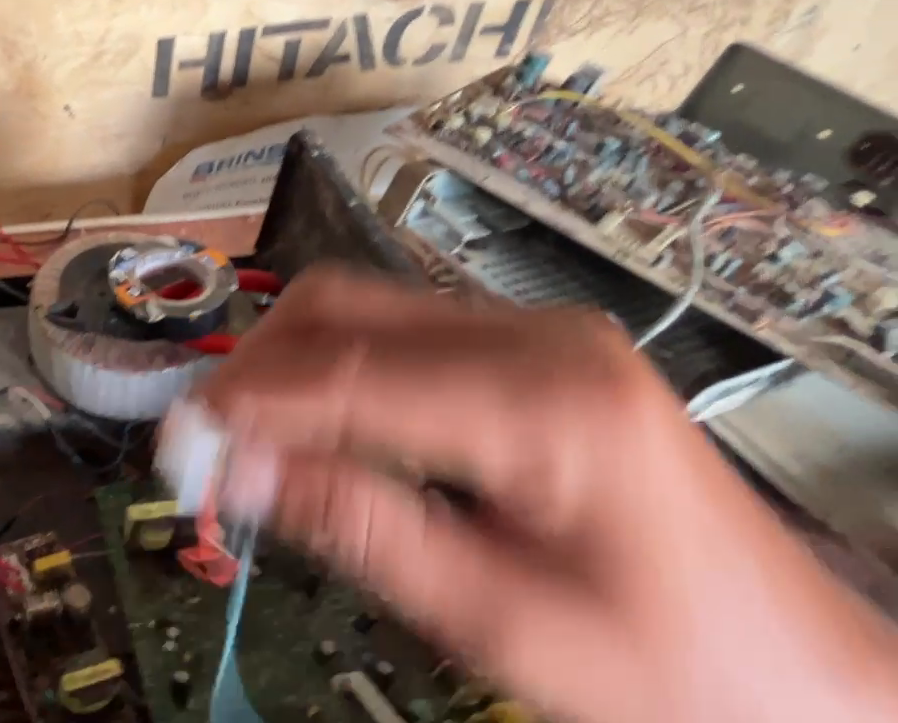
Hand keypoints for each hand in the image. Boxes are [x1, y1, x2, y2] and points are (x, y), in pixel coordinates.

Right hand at [193, 267, 897, 722]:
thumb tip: (240, 468)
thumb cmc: (672, 674)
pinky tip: (307, 419)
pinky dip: (326, 366)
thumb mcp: (503, 623)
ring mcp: (532, 332)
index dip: (249, 402)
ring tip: (243, 429)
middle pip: (344, 308)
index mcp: (550, 403)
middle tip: (204, 435)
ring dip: (282, 361)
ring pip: (356, 307)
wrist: (807, 680)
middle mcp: (538, 336)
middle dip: (255, 366)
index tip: (180, 437)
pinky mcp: (522, 347)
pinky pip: (390, 330)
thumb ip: (359, 528)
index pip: (350, 373)